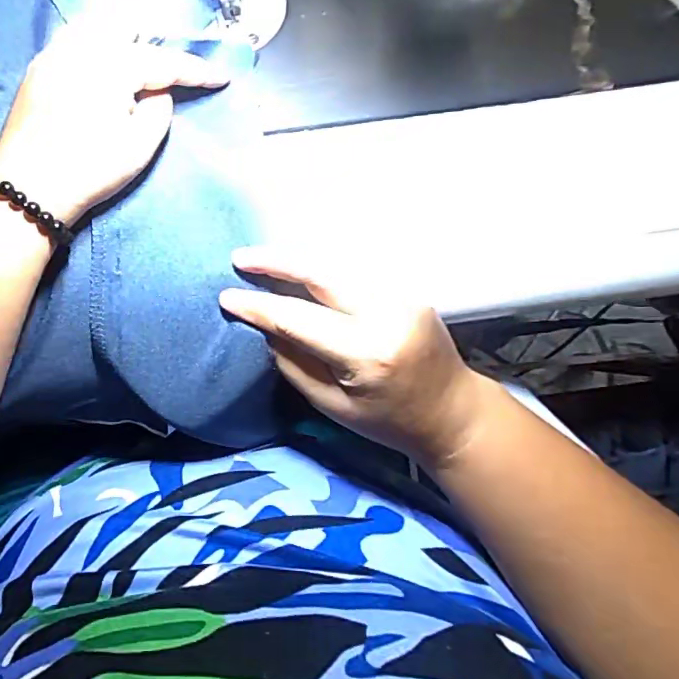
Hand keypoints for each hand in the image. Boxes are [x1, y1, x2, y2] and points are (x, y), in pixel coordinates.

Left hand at [0, 28, 229, 222]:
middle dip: (157, 44)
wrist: (28, 189)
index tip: (221, 77)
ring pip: (97, 26)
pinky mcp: (37, 69)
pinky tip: (102, 66)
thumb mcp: (140, 145)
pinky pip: (73, 40)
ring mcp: (54, 54)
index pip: (164, 60)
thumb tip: (156, 90)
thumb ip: (160, 108)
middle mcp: (81, 46)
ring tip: (138, 62)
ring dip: (123, 38)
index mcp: (112, 63)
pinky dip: (95, 45)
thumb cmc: (89, 170)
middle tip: (174, 70)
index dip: (197, 70)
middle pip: (129, 27)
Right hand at [218, 246, 493, 466]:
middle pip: (321, 275)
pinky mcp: (409, 290)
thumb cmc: (388, 421)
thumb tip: (266, 326)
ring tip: (262, 260)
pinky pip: (357, 272)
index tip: (227, 297)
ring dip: (299, 260)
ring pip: (339, 266)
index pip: (299, 319)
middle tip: (239, 257)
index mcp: (366, 353)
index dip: (259, 307)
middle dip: (276, 262)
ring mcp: (403, 296)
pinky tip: (301, 268)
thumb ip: (294, 363)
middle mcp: (386, 314)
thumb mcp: (332, 404)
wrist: (451, 412)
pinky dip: (325, 268)